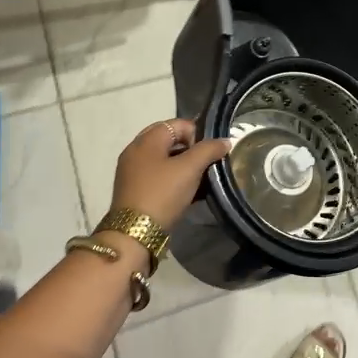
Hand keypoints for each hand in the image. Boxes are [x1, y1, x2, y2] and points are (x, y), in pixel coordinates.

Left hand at [109, 119, 232, 229]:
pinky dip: (174, 180)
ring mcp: (133, 172)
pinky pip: (159, 177)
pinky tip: (188, 194)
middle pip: (171, 141)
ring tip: (201, 180)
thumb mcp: (190, 169)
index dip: (198, 134)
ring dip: (184, 167)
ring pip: (165, 160)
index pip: (178, 124)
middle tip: (207, 165)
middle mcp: (136, 151)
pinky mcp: (134, 190)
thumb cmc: (162, 193)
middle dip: (192, 150)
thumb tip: (225, 141)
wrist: (134, 234)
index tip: (210, 152)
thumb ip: (209, 150)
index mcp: (146, 140)